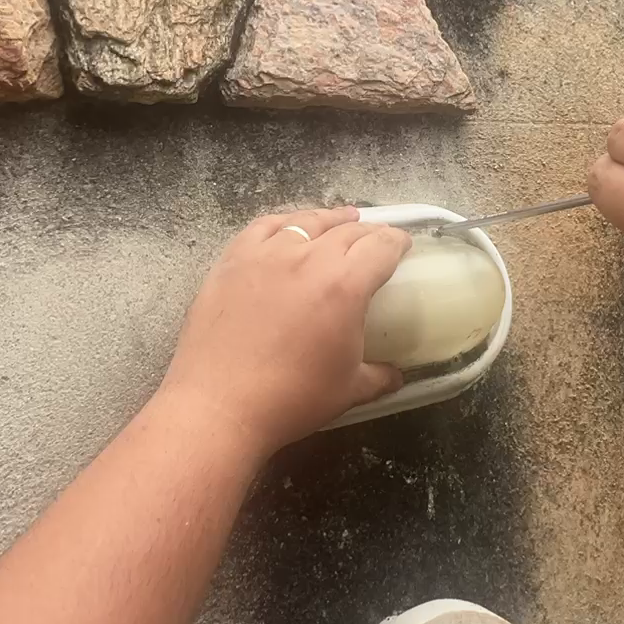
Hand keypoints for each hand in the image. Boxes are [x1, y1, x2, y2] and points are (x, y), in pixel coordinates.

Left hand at [156, 206, 411, 455]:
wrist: (219, 406)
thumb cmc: (291, 399)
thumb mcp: (348, 391)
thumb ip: (378, 376)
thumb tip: (397, 376)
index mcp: (345, 285)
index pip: (381, 247)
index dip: (397, 242)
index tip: (403, 243)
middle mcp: (309, 258)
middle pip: (348, 231)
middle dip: (369, 231)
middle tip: (378, 237)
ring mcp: (267, 254)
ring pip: (307, 221)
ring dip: (331, 219)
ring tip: (341, 218)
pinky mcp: (234, 260)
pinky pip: (264, 226)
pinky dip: (284, 221)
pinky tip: (290, 224)